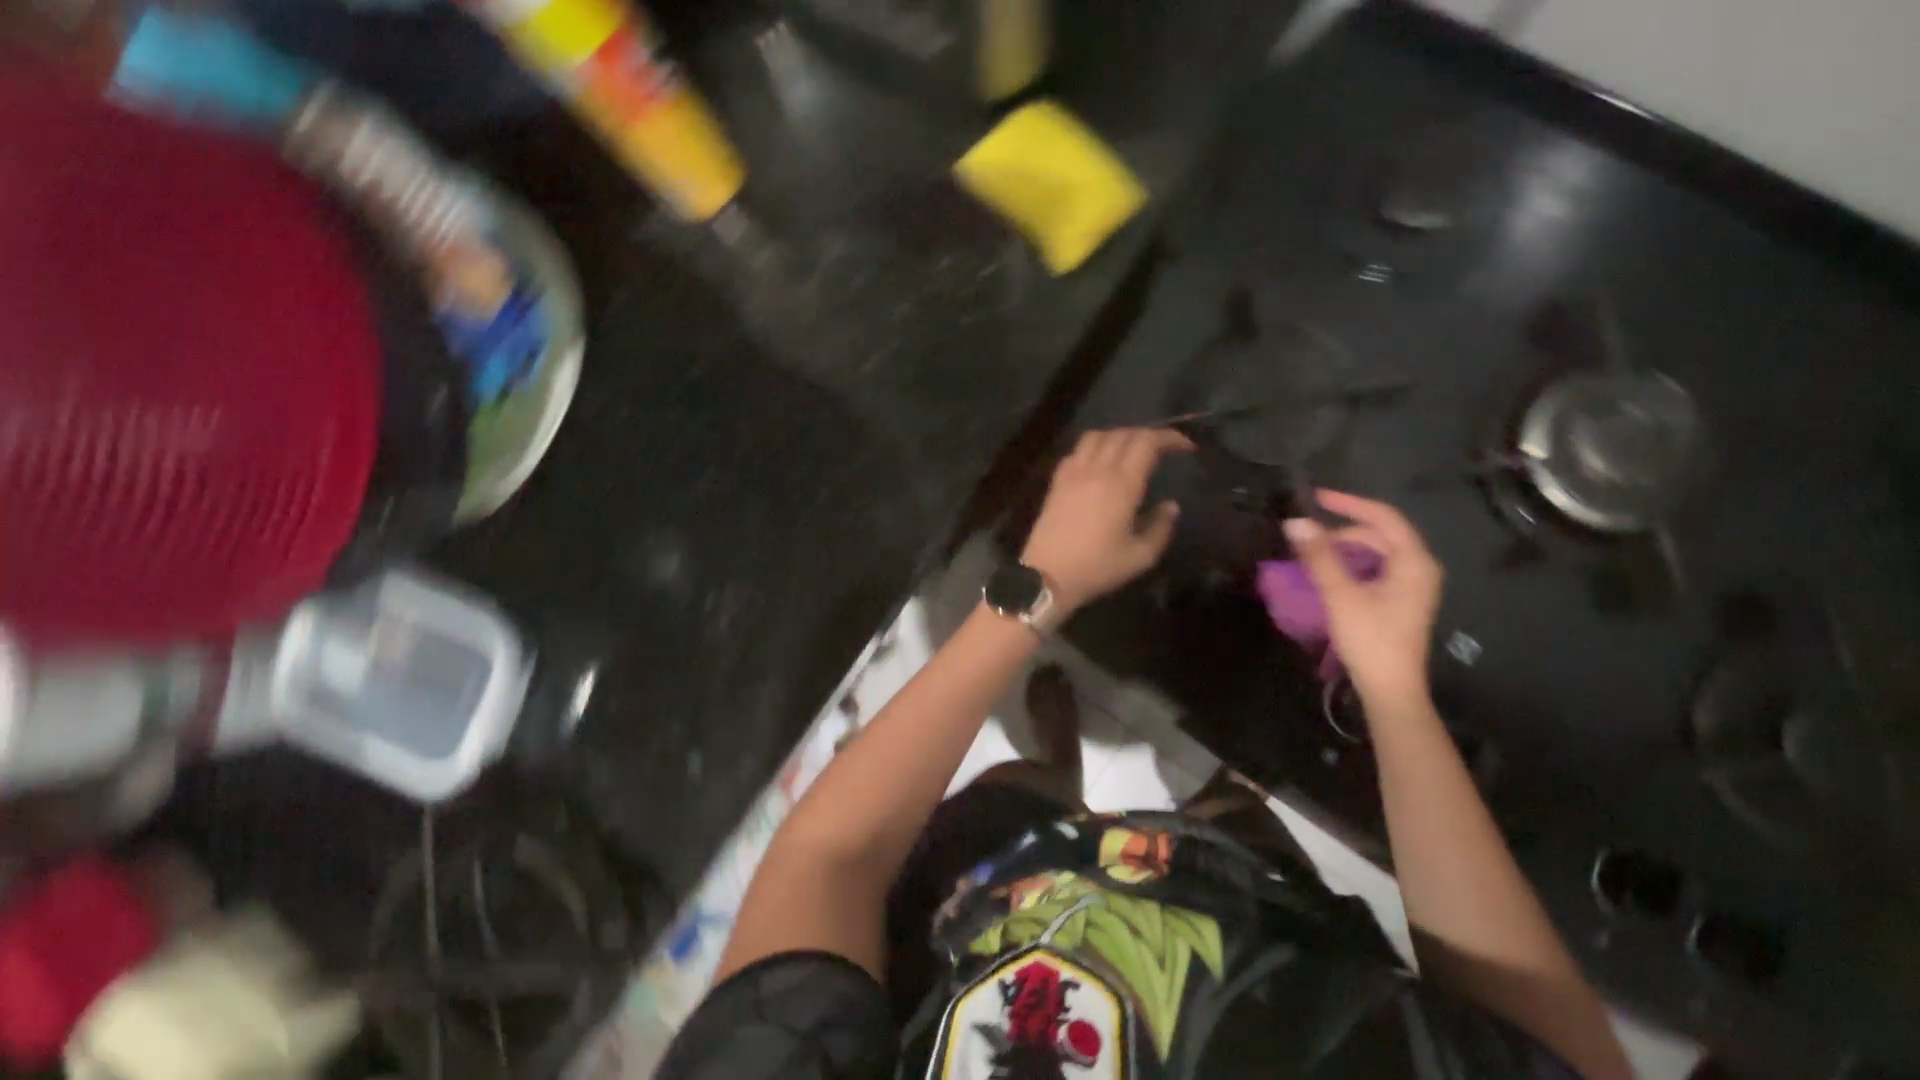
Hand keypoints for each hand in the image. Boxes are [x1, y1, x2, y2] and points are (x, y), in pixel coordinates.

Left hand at [1020, 428, 1192, 611]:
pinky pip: (1076, 451)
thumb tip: (1171, 506)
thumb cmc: (1097, 568)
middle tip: (1161, 450)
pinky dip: (1093, 448)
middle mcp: (1096, 470)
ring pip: (1097, 436)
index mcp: (1121, 485)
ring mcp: (1073, 473)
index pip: (1146, 442)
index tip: (1184, 446)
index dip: (1169, 437)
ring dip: (1118, 436)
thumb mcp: (1140, 556)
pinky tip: (1099, 464)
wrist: (1047, 576)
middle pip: (1123, 433)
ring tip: (1130, 451)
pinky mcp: (1056, 482)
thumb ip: (1161, 527)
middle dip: (1147, 435)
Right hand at [1284, 490, 1442, 705]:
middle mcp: (1420, 568)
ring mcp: (1414, 586)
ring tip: (1314, 553)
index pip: (1383, 516)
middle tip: (1309, 536)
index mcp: (1414, 561)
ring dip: (1346, 548)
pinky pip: (1378, 569)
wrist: (1391, 690)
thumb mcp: (1340, 595)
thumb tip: (1295, 522)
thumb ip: (1319, 556)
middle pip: (1381, 534)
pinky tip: (1330, 574)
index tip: (1316, 498)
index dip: (1349, 503)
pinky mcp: (1403, 602)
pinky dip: (1354, 565)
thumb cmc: (1370, 640)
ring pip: (1378, 553)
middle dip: (1344, 530)